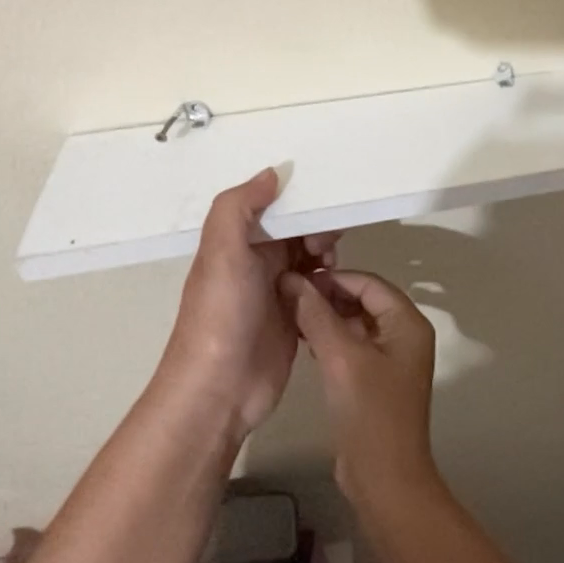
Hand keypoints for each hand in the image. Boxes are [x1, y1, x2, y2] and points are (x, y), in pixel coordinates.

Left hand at [156, 168, 340, 435]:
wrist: (220, 390)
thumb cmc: (221, 317)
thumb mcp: (222, 253)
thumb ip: (239, 208)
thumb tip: (273, 172)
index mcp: (237, 247)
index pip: (275, 212)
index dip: (301, 205)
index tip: (327, 207)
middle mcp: (257, 267)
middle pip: (299, 235)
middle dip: (321, 232)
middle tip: (331, 249)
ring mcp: (278, 297)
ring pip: (314, 263)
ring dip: (330, 261)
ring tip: (335, 273)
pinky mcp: (297, 322)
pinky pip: (322, 294)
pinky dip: (334, 288)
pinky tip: (343, 293)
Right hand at [280, 270, 438, 502]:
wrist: (384, 474)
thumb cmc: (370, 412)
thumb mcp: (342, 358)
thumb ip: (318, 316)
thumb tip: (293, 280)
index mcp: (409, 324)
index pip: (371, 284)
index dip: (334, 278)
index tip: (295, 278)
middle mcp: (405, 335)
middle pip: (365, 301)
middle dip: (329, 296)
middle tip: (287, 296)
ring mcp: (392, 359)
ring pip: (357, 324)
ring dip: (327, 318)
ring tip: (289, 314)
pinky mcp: (375, 380)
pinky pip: (353, 347)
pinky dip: (331, 340)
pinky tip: (303, 340)